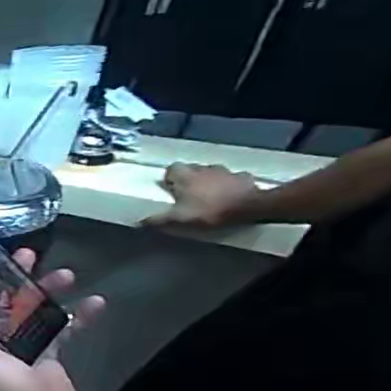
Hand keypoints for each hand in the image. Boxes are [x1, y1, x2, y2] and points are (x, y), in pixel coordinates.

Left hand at [0, 249, 103, 390]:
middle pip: (2, 299)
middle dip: (13, 276)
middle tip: (29, 254)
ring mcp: (22, 344)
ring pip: (32, 308)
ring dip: (48, 290)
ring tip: (67, 274)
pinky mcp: (49, 352)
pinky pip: (63, 327)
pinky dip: (78, 315)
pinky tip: (96, 302)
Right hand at [140, 163, 260, 227]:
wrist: (252, 208)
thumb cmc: (211, 210)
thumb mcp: (179, 219)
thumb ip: (157, 219)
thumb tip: (138, 222)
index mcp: (185, 176)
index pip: (172, 169)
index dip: (170, 178)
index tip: (171, 189)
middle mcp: (203, 169)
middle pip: (192, 169)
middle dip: (190, 178)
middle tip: (189, 193)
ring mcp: (226, 172)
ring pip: (213, 172)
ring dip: (210, 180)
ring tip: (210, 194)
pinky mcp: (245, 178)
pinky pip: (234, 179)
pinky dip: (231, 184)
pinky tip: (232, 194)